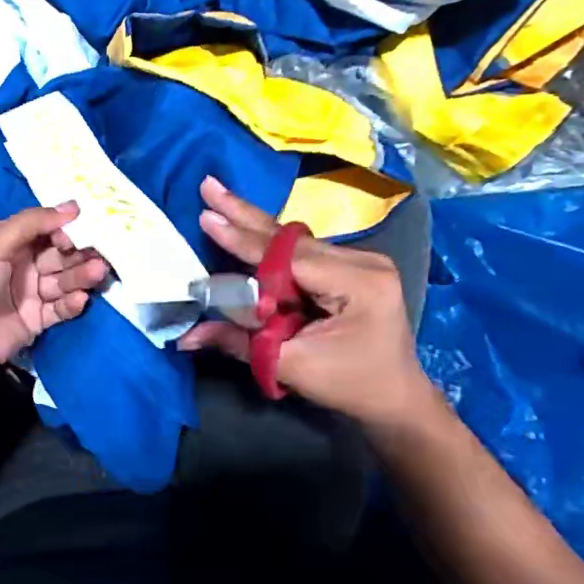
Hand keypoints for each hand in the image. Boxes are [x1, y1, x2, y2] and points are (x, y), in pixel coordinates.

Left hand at [0, 203, 107, 406]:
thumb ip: (32, 223)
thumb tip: (73, 206)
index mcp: (8, 241)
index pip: (46, 228)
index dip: (66, 227)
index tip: (87, 226)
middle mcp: (22, 264)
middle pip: (60, 254)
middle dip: (81, 251)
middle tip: (104, 251)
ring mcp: (30, 293)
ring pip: (64, 280)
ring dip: (81, 276)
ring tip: (97, 272)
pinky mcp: (36, 321)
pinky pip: (61, 309)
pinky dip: (72, 303)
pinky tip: (80, 299)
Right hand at [178, 176, 441, 429]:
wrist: (396, 398)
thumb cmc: (350, 385)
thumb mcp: (293, 366)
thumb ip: (239, 342)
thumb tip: (186, 335)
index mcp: (359, 284)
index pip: (286, 258)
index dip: (243, 241)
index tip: (207, 218)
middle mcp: (363, 261)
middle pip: (289, 238)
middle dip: (243, 214)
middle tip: (209, 185)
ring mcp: (360, 259)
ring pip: (292, 241)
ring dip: (251, 225)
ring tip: (218, 198)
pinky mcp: (350, 265)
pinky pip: (299, 250)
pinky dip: (266, 242)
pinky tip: (242, 222)